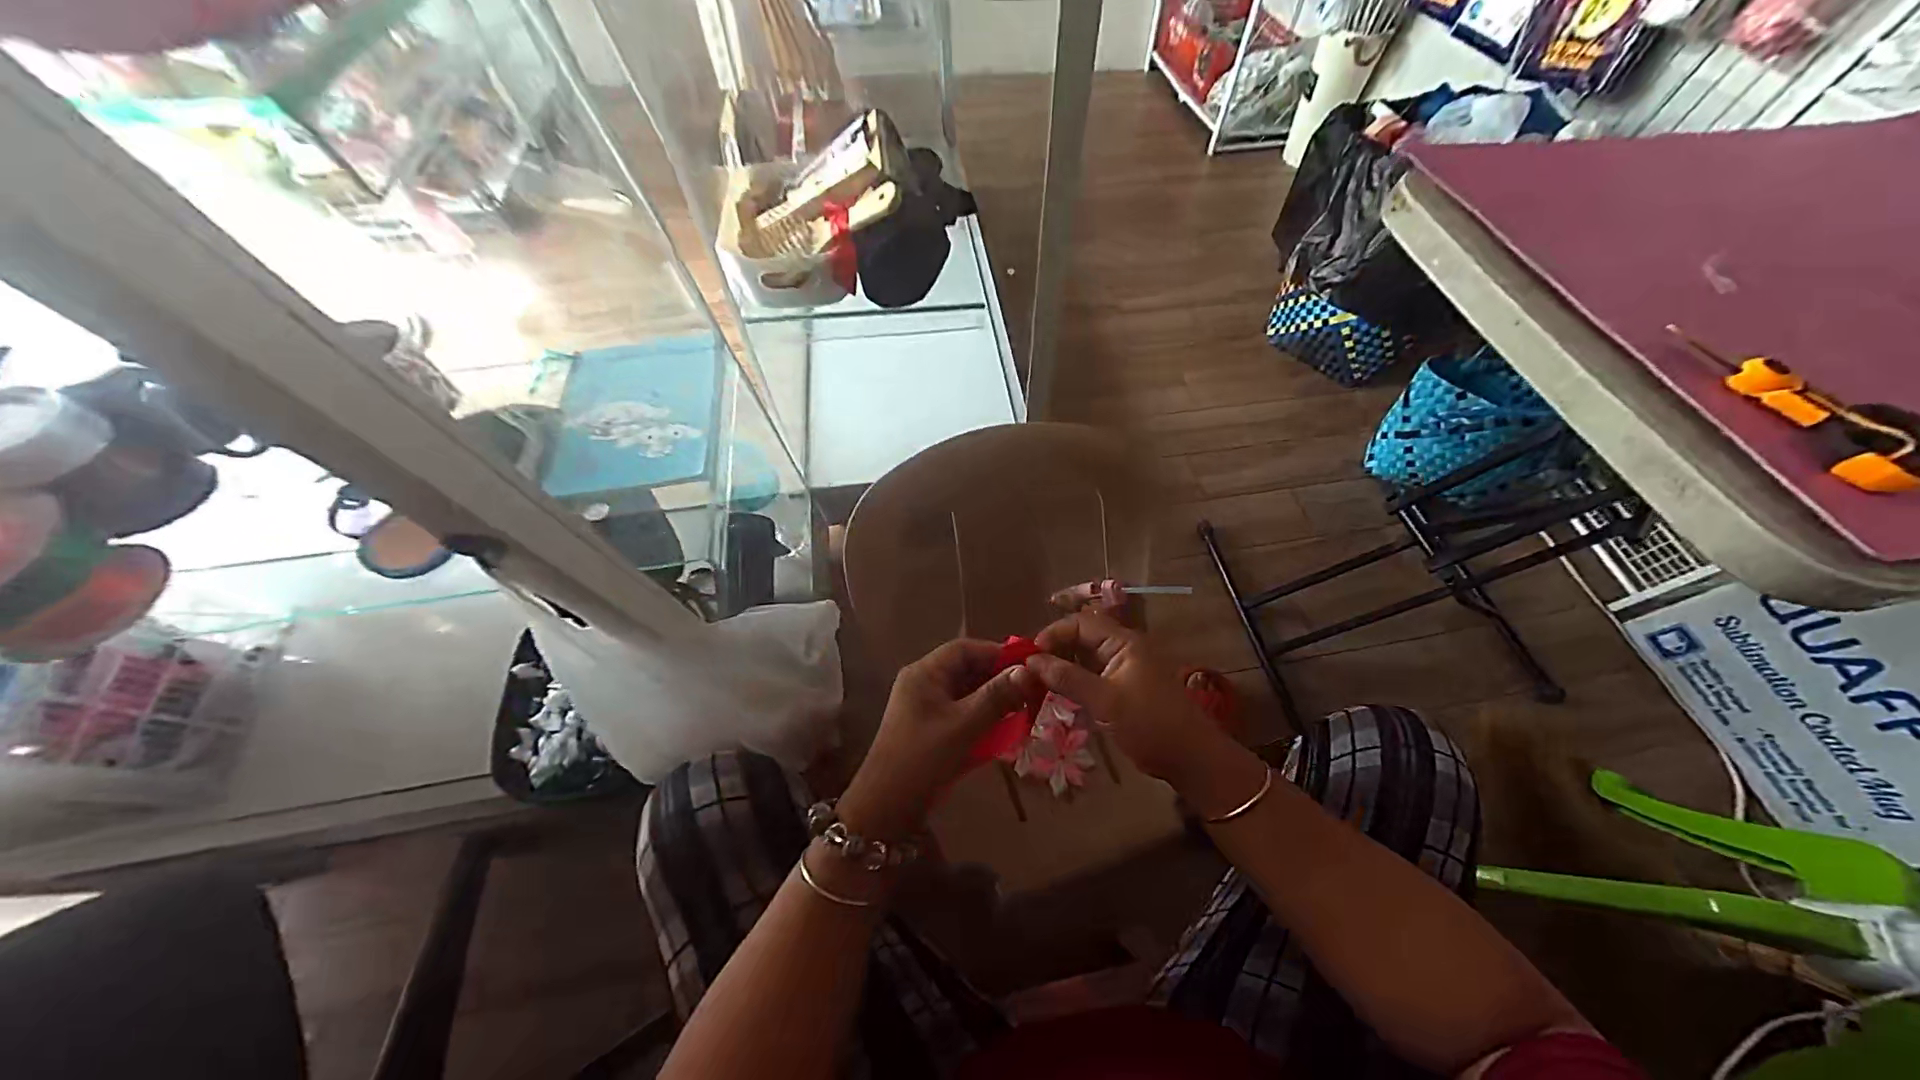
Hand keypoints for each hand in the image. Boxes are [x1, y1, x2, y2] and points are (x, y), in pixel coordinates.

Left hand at [837, 639, 1040, 839]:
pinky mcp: (929, 728)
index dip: (997, 653)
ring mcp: (924, 707)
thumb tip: (1029, 670)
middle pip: (966, 669)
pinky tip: (1002, 729)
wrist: (886, 807)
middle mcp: (922, 683)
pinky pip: (960, 712)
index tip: (1028, 665)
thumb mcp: (964, 725)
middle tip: (1031, 690)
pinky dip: (982, 716)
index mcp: (924, 673)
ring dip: (993, 698)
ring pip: (966, 692)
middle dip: (998, 678)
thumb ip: (997, 696)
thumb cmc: (923, 758)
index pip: (965, 649)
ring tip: (1022, 709)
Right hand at [1026, 612, 1262, 810]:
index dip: (1052, 634)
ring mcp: (1124, 669)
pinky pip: (1092, 675)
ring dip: (1061, 666)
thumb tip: (1031, 661)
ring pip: (1084, 657)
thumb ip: (1067, 678)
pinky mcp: (1123, 688)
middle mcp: (1123, 649)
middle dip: (1054, 649)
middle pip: (1080, 637)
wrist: (1190, 759)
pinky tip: (1056, 694)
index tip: (1028, 655)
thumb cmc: (1150, 725)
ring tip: (1036, 683)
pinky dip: (1073, 681)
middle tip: (1028, 670)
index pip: (1079, 623)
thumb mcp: (1104, 701)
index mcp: (1123, 642)